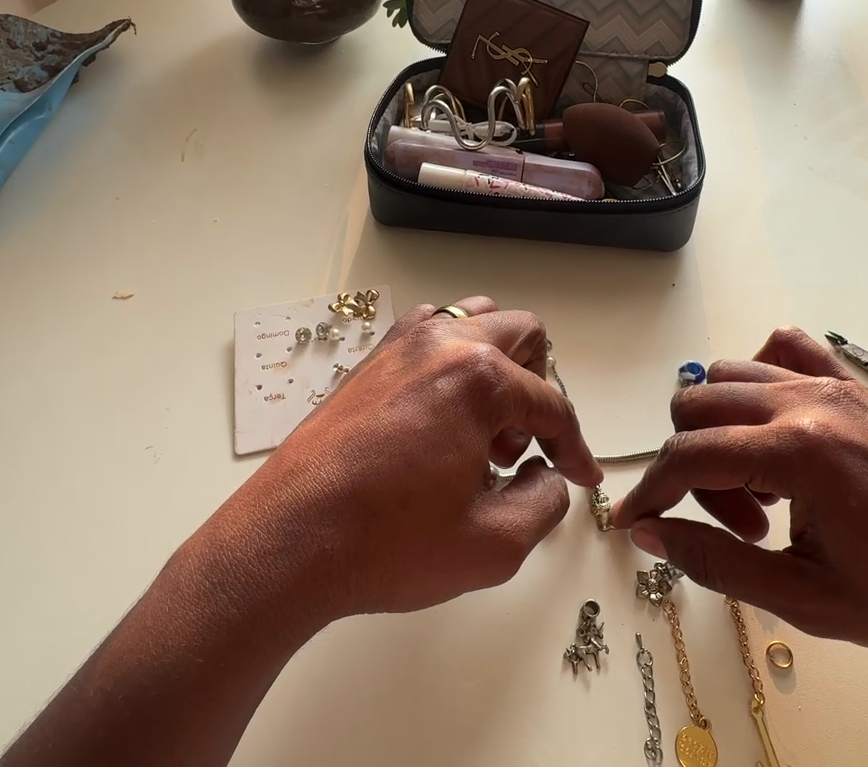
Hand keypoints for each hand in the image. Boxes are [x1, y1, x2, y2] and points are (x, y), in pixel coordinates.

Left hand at [206, 296, 601, 624]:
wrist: (286, 541)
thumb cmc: (389, 544)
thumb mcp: (493, 544)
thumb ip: (544, 503)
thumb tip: (547, 476)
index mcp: (477, 377)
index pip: (551, 403)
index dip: (574, 447)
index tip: (581, 478)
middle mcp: (440, 342)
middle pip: (520, 334)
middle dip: (536, 388)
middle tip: (518, 449)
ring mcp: (398, 345)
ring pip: (473, 322)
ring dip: (495, 369)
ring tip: (478, 434)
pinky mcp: (368, 362)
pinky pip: (428, 337)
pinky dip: (452, 366)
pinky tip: (439, 423)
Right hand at [610, 327, 867, 665]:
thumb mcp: (807, 600)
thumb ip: (715, 562)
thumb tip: (649, 532)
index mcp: (799, 453)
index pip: (689, 456)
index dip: (650, 491)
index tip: (632, 521)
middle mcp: (812, 403)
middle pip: (698, 402)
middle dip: (688, 463)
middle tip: (731, 525)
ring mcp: (837, 387)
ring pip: (732, 374)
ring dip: (721, 429)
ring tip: (760, 493)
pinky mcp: (858, 389)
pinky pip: (788, 351)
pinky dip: (760, 376)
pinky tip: (773, 426)